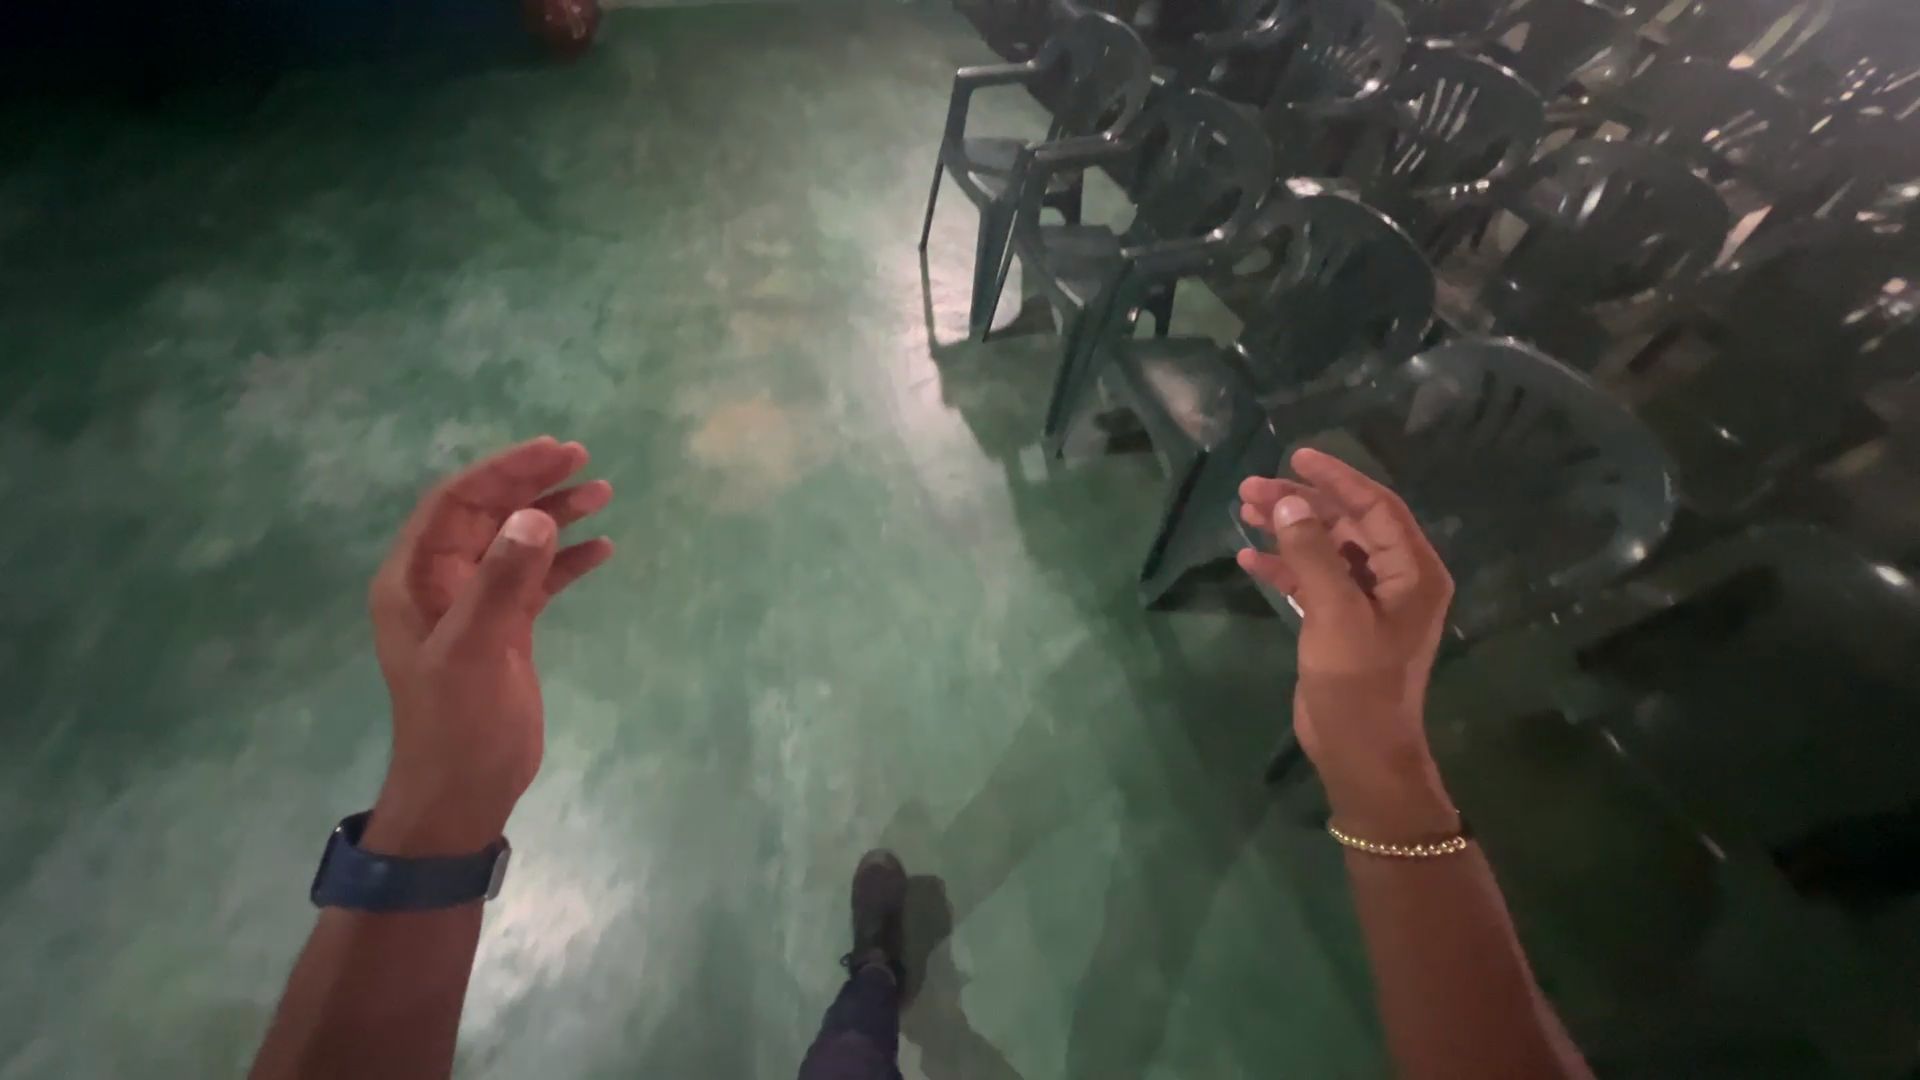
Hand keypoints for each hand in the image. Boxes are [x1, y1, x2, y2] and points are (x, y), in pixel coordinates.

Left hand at [365, 437, 613, 855]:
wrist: (466, 787)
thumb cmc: (458, 721)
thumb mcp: (475, 648)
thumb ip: (502, 581)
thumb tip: (536, 516)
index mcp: (416, 579)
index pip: (457, 504)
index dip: (503, 471)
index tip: (554, 452)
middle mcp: (444, 583)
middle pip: (489, 515)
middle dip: (533, 484)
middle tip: (583, 460)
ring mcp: (478, 605)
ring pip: (518, 543)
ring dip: (557, 515)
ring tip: (603, 493)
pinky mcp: (508, 628)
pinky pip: (539, 579)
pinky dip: (569, 560)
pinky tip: (603, 548)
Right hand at [1237, 448, 1458, 839]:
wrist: (1358, 748)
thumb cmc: (1358, 682)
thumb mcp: (1335, 613)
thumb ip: (1313, 554)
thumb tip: (1287, 502)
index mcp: (1412, 572)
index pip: (1375, 507)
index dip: (1337, 478)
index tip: (1296, 456)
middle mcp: (1394, 578)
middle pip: (1345, 523)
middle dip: (1300, 503)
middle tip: (1250, 487)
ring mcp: (1365, 600)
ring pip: (1323, 548)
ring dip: (1286, 529)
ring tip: (1243, 511)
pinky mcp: (1337, 620)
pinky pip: (1309, 579)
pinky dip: (1281, 566)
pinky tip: (1248, 558)